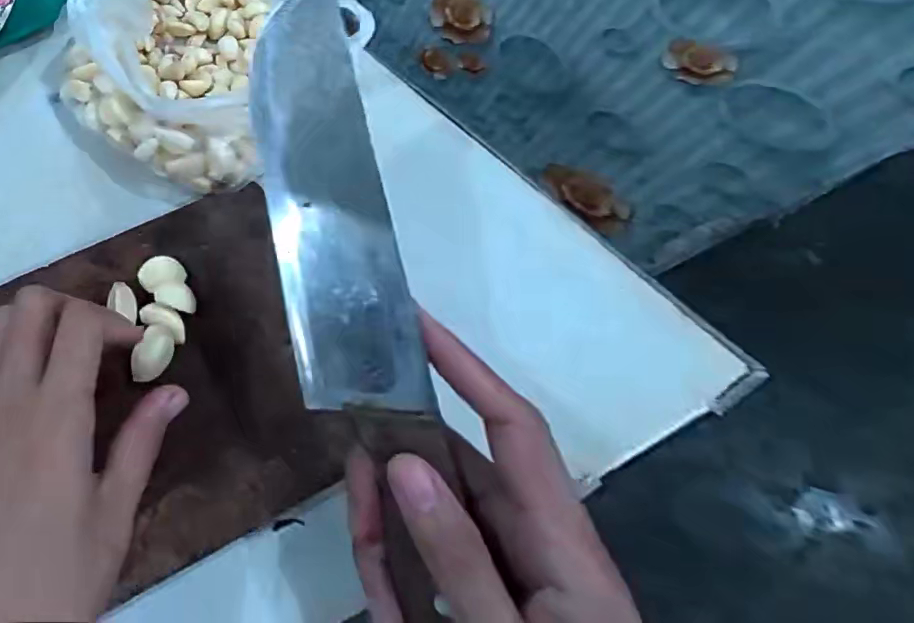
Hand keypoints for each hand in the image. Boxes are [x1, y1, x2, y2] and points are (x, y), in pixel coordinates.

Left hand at [0, 287, 187, 622]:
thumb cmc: (50, 583)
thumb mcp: (110, 520)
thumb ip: (140, 444)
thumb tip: (174, 393)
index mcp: (54, 413)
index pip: (80, 323)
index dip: (114, 320)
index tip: (138, 345)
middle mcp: (8, 393)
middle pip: (31, 303)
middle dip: (72, 304)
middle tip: (101, 341)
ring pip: (0, 324)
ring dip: (38, 323)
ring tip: (69, 360)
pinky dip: (14, 354)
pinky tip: (34, 399)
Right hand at [345, 312, 640, 622]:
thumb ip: (460, 560)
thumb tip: (402, 461)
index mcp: (561, 542)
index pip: (511, 425)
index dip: (465, 365)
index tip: (412, 319)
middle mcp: (529, 538)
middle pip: (447, 466)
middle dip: (391, 469)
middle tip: (352, 488)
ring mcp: (499, 566)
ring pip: (421, 509)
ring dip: (384, 530)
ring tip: (373, 584)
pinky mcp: (474, 593)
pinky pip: (419, 556)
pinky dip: (391, 571)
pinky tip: (385, 604)